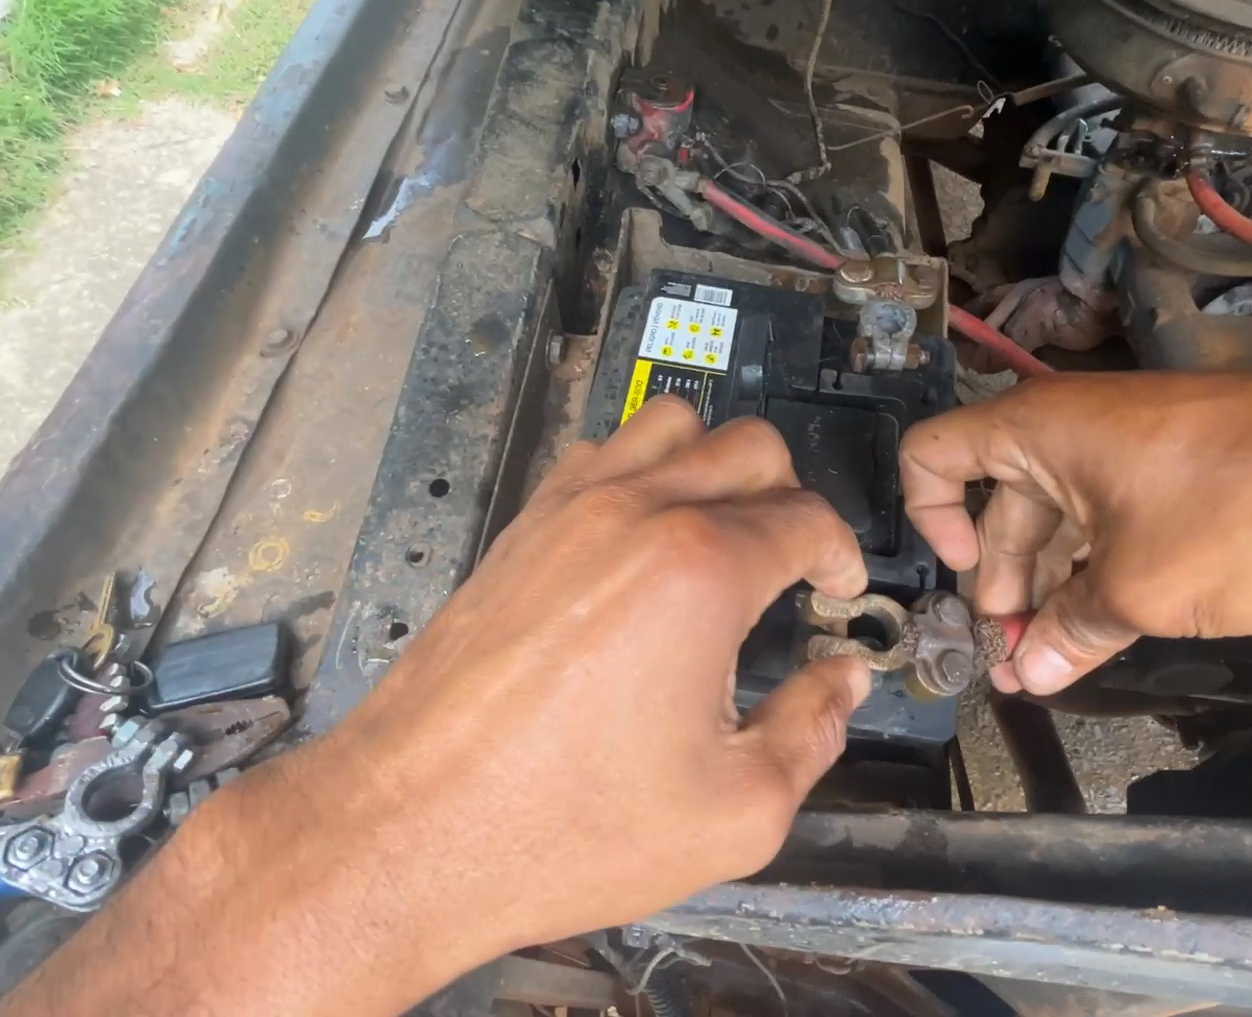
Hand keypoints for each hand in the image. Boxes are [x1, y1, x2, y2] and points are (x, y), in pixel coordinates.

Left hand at [329, 394, 871, 946]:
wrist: (410, 828)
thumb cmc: (566, 827)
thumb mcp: (734, 811)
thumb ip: (813, 730)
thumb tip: (842, 678)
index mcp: (699, 570)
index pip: (806, 518)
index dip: (840, 555)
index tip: (836, 591)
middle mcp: (637, 512)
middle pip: (751, 447)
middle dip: (792, 498)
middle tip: (791, 563)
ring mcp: (572, 506)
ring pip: (673, 423)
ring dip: (716, 464)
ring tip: (720, 530)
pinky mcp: (525, 522)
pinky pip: (602, 451)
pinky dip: (643, 469)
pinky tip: (642, 535)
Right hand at [899, 368, 1251, 696]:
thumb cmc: (1245, 516)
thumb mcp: (1140, 590)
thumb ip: (1069, 634)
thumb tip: (1024, 678)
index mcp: (1036, 430)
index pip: (929, 455)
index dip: (928, 521)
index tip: (968, 579)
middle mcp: (1071, 427)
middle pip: (1000, 506)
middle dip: (1003, 587)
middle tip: (1017, 662)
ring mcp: (1132, 444)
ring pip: (1061, 519)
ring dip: (1053, 591)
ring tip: (1059, 663)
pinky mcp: (1184, 464)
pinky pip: (1113, 517)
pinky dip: (1101, 570)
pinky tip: (1109, 627)